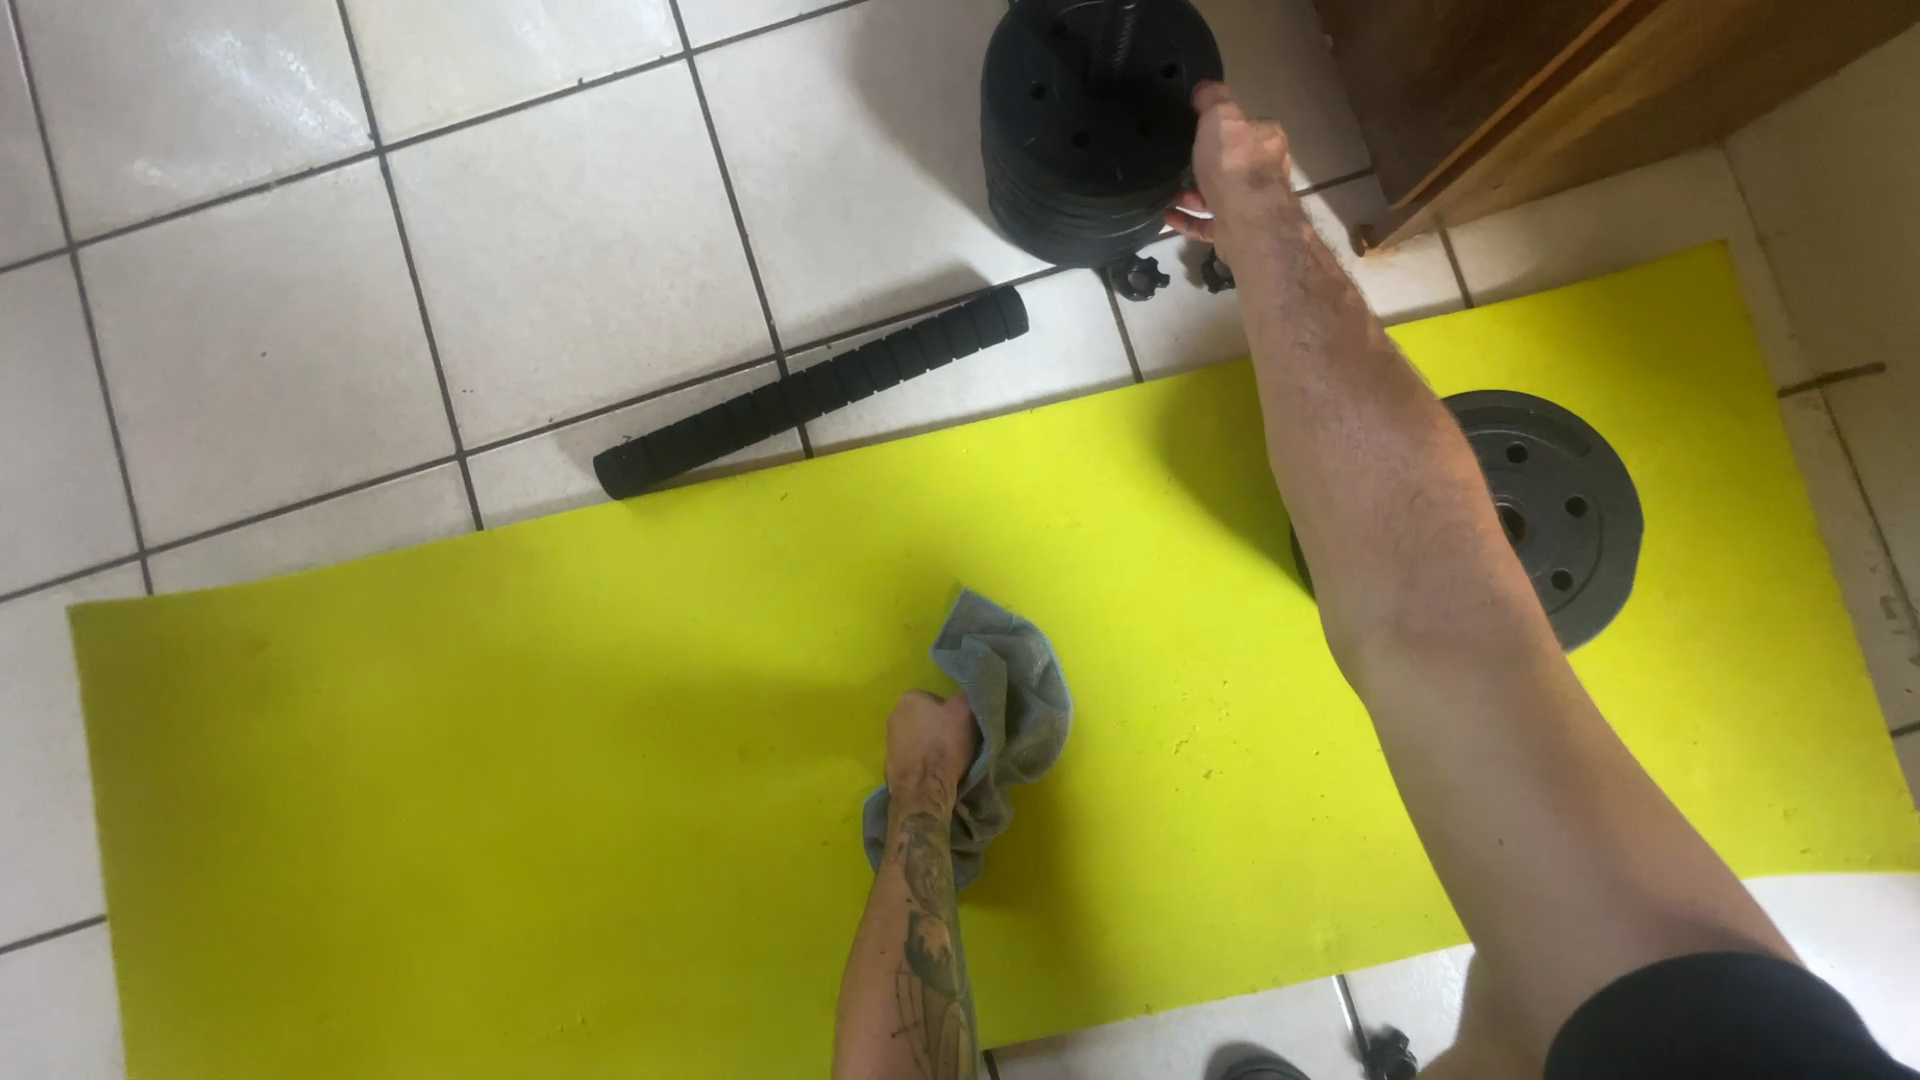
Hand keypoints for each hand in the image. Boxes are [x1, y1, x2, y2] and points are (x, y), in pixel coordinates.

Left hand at [884, 691, 978, 813]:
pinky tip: (933, 770)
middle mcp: (894, 714)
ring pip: (917, 737)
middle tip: (955, 741)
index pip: (935, 699)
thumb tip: (970, 688)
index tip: (960, 725)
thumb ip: (967, 695)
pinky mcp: (889, 763)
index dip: (951, 712)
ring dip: (929, 744)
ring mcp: (889, 740)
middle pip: (925, 717)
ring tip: (946, 758)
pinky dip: (921, 761)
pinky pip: (911, 756)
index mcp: (909, 698)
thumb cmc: (944, 746)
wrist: (923, 790)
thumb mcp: (966, 713)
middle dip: (938, 726)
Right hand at [1166, 81, 1302, 269]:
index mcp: (1267, 141)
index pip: (1246, 130)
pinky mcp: (1237, 231)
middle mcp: (1265, 172)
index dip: (1224, 132)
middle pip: (1232, 166)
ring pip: (1219, 197)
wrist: (1246, 219)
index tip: (1200, 135)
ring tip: (1169, 194)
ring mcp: (1252, 205)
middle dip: (1206, 168)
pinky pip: (1208, 224)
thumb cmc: (1234, 164)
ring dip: (1193, 196)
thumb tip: (1203, 87)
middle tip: (1180, 167)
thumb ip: (1212, 99)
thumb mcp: (1220, 117)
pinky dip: (1188, 220)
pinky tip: (1168, 217)